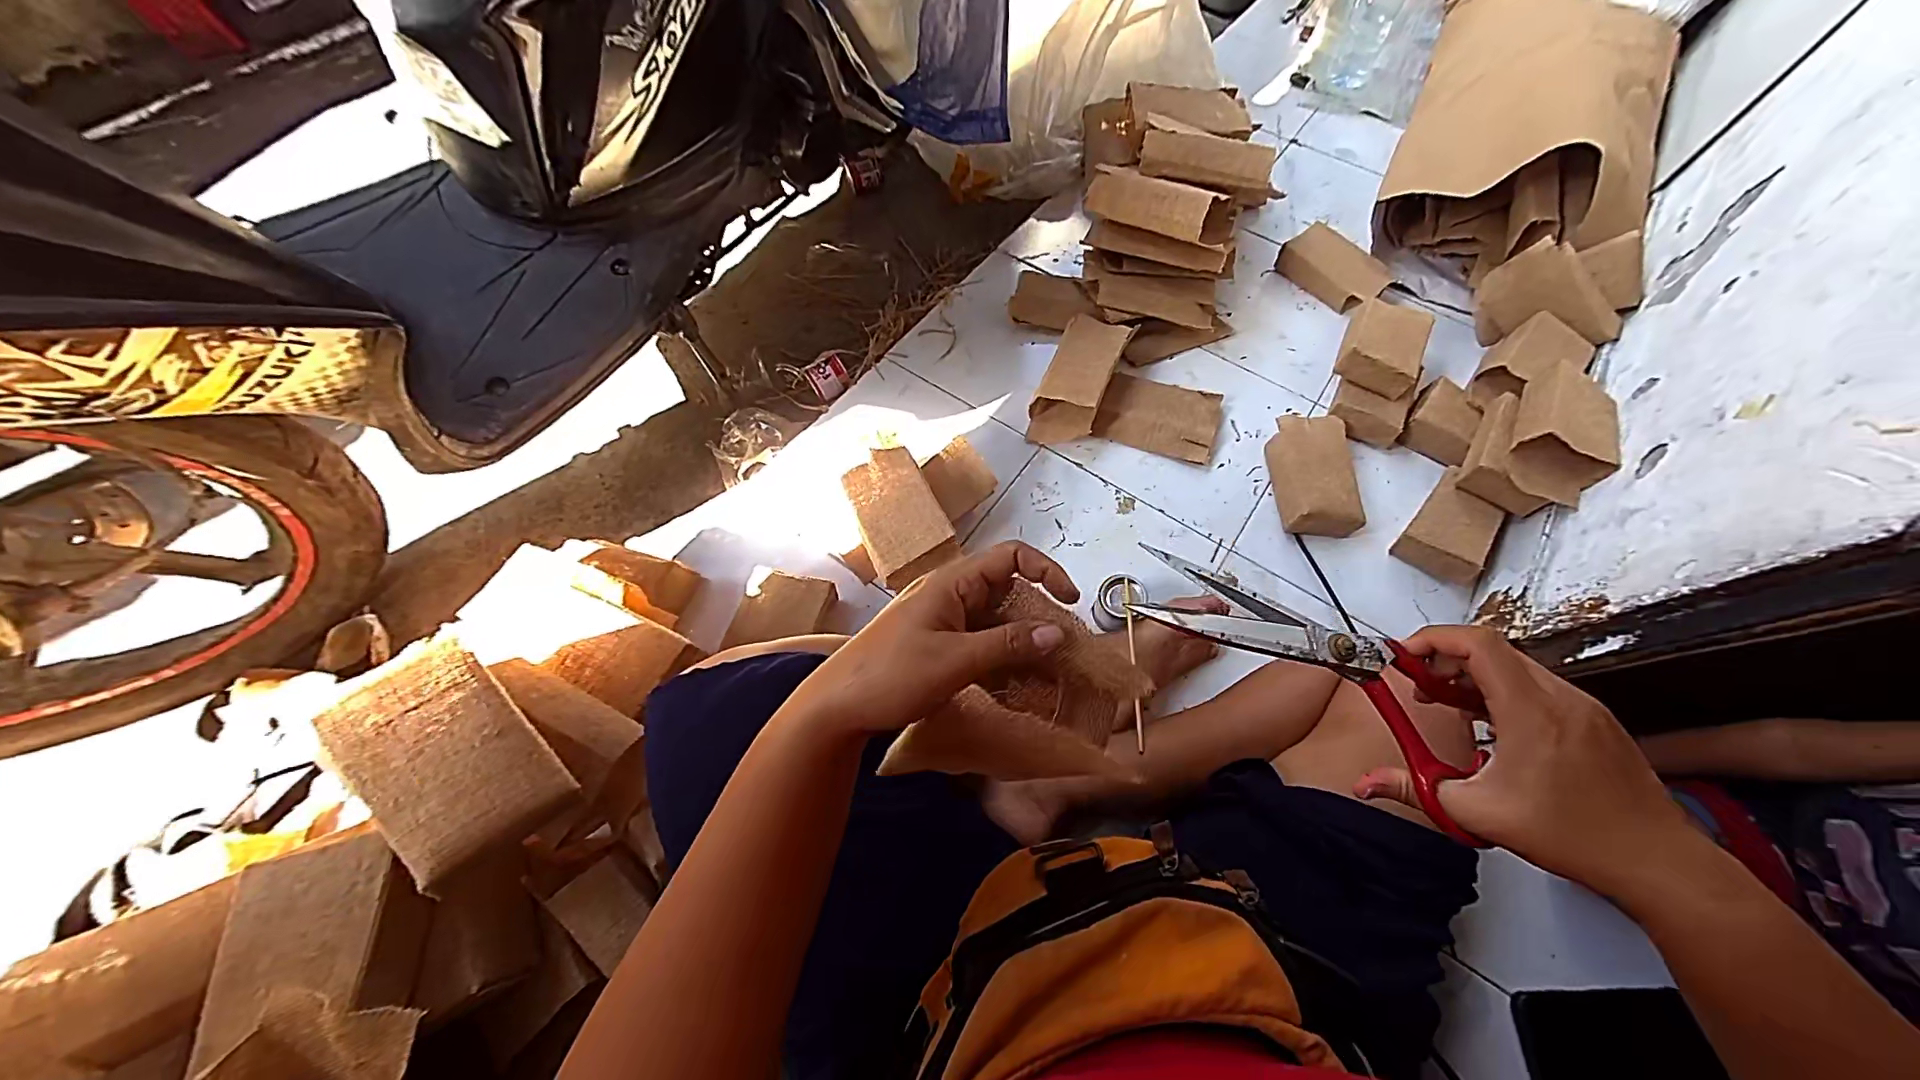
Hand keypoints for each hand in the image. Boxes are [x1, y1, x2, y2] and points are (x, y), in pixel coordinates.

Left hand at [779, 542, 1079, 737]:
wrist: (835, 707)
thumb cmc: (889, 676)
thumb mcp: (955, 661)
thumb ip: (1007, 645)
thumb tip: (1056, 632)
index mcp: (951, 583)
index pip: (1010, 557)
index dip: (1046, 571)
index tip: (1070, 601)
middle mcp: (949, 594)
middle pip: (1006, 590)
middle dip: (1038, 615)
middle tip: (1062, 648)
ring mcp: (942, 620)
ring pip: (995, 620)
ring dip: (1021, 641)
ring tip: (1046, 672)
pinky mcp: (937, 644)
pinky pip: (979, 642)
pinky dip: (1001, 657)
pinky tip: (1016, 684)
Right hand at [1354, 626, 1694, 896]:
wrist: (1662, 865)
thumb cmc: (1576, 837)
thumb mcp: (1476, 811)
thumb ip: (1413, 788)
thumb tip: (1365, 784)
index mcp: (1532, 712)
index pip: (1477, 644)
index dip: (1432, 639)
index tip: (1403, 656)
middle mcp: (1561, 699)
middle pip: (1491, 650)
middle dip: (1443, 659)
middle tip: (1416, 685)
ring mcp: (1582, 707)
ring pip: (1513, 666)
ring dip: (1470, 675)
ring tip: (1446, 704)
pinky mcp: (1593, 720)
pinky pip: (1536, 686)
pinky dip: (1499, 691)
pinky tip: (1487, 724)